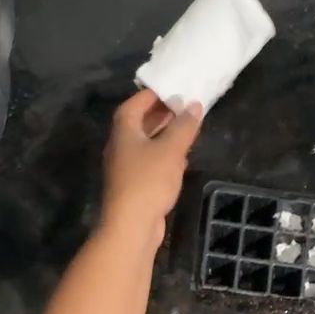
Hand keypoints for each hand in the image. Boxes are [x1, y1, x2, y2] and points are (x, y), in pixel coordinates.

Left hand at [100, 89, 202, 245]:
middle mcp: (120, 146)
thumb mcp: (170, 149)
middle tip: (183, 107)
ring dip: (164, 136)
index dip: (153, 94)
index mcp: (124, 130)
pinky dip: (164, 157)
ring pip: (145, 144)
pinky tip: (180, 160)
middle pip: (139, 123)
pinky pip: (149, 163)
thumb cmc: (148, 181)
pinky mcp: (134, 186)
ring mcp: (125, 167)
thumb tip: (194, 105)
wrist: (131, 225)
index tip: (173, 88)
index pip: (135, 103)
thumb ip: (184, 126)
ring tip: (186, 129)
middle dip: (161, 114)